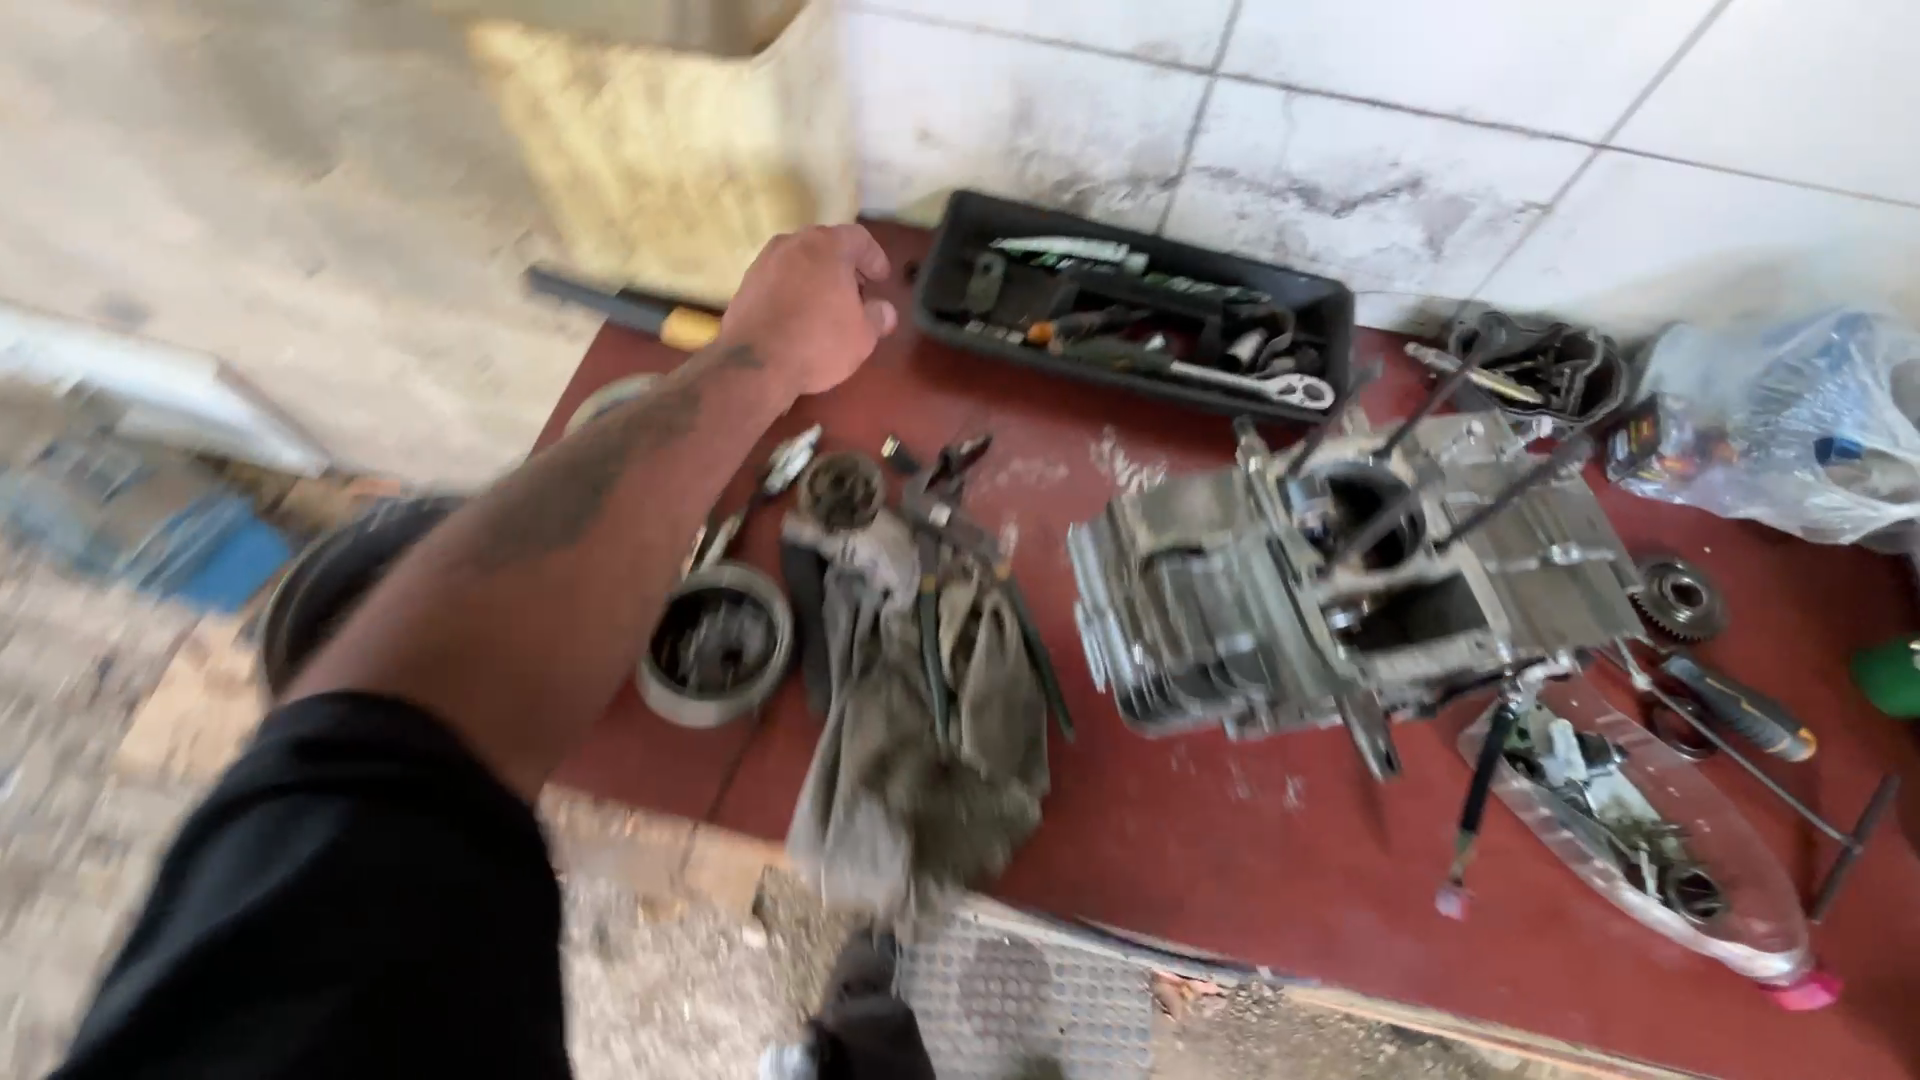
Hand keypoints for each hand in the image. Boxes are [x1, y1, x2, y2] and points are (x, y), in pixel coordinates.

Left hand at [718, 224, 897, 398]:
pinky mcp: (746, 284)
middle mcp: (793, 244)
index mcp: (827, 247)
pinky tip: (799, 317)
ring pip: (800, 261)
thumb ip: (878, 317)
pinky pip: (779, 280)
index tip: (881, 279)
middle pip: (826, 246)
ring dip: (817, 277)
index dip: (874, 257)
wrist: (756, 363)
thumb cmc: (819, 342)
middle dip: (845, 267)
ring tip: (827, 306)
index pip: (858, 238)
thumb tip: (885, 311)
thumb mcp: (863, 336)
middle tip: (857, 292)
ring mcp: (764, 262)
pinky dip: (794, 290)